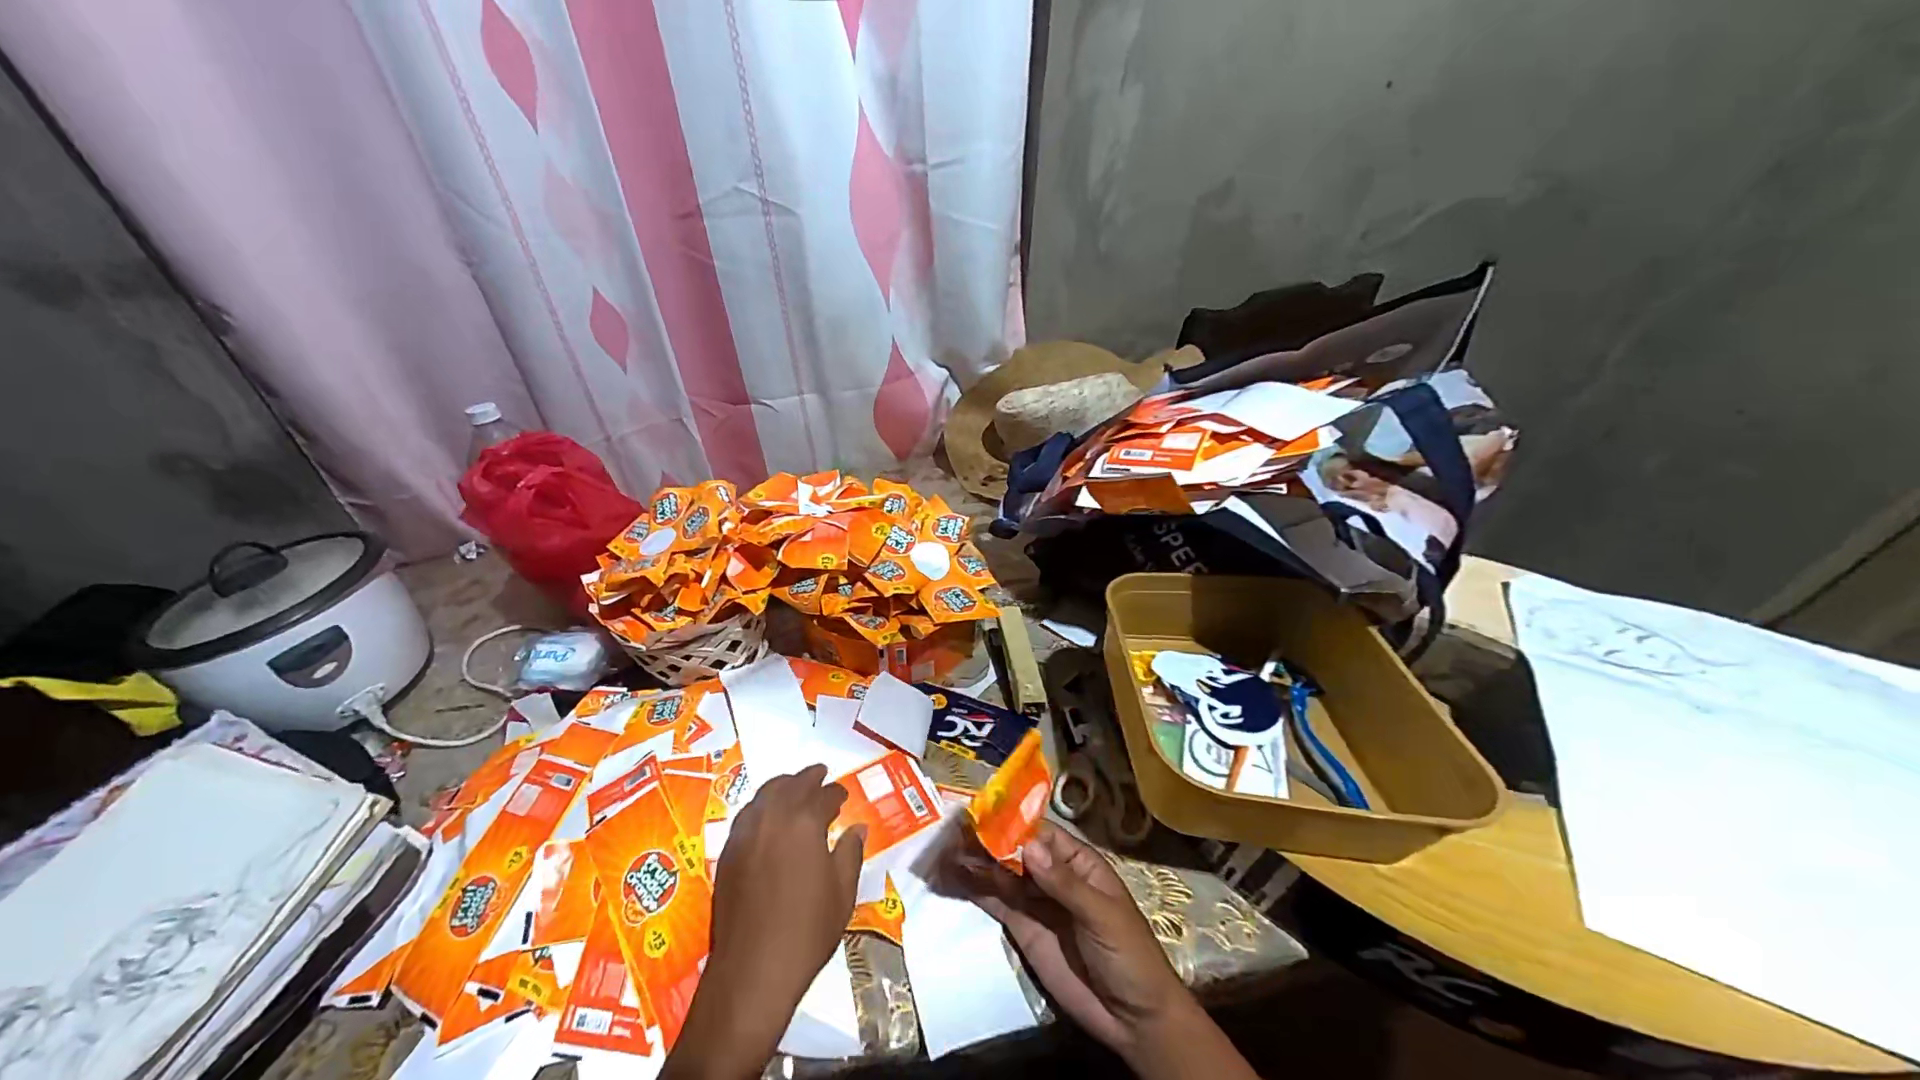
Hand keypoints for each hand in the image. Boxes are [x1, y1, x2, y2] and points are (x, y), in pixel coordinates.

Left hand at [664, 765, 865, 1079]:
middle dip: (807, 778)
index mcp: (804, 823)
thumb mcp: (842, 892)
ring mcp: (745, 835)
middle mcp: (772, 819)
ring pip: (763, 795)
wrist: (753, 970)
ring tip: (793, 788)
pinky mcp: (727, 855)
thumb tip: (857, 828)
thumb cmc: (807, 931)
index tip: (844, 794)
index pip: (824, 796)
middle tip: (820, 774)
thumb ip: (849, 853)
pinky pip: (746, 815)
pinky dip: (761, 806)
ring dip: (782, 787)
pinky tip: (768, 817)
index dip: (836, 793)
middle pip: (790, 786)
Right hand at [954, 822, 1256, 1079]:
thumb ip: (1064, 884)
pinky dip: (974, 889)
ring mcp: (1036, 902)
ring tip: (943, 847)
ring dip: (975, 860)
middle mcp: (1053, 876)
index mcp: (1079, 863)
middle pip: (1015, 851)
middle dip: (986, 839)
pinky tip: (952, 876)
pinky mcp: (1022, 928)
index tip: (982, 812)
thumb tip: (1027, 847)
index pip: (1041, 834)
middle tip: (951, 828)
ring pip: (1001, 873)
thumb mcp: (1102, 916)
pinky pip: (995, 902)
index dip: (1013, 822)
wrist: (1132, 1019)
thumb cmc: (1129, 956)